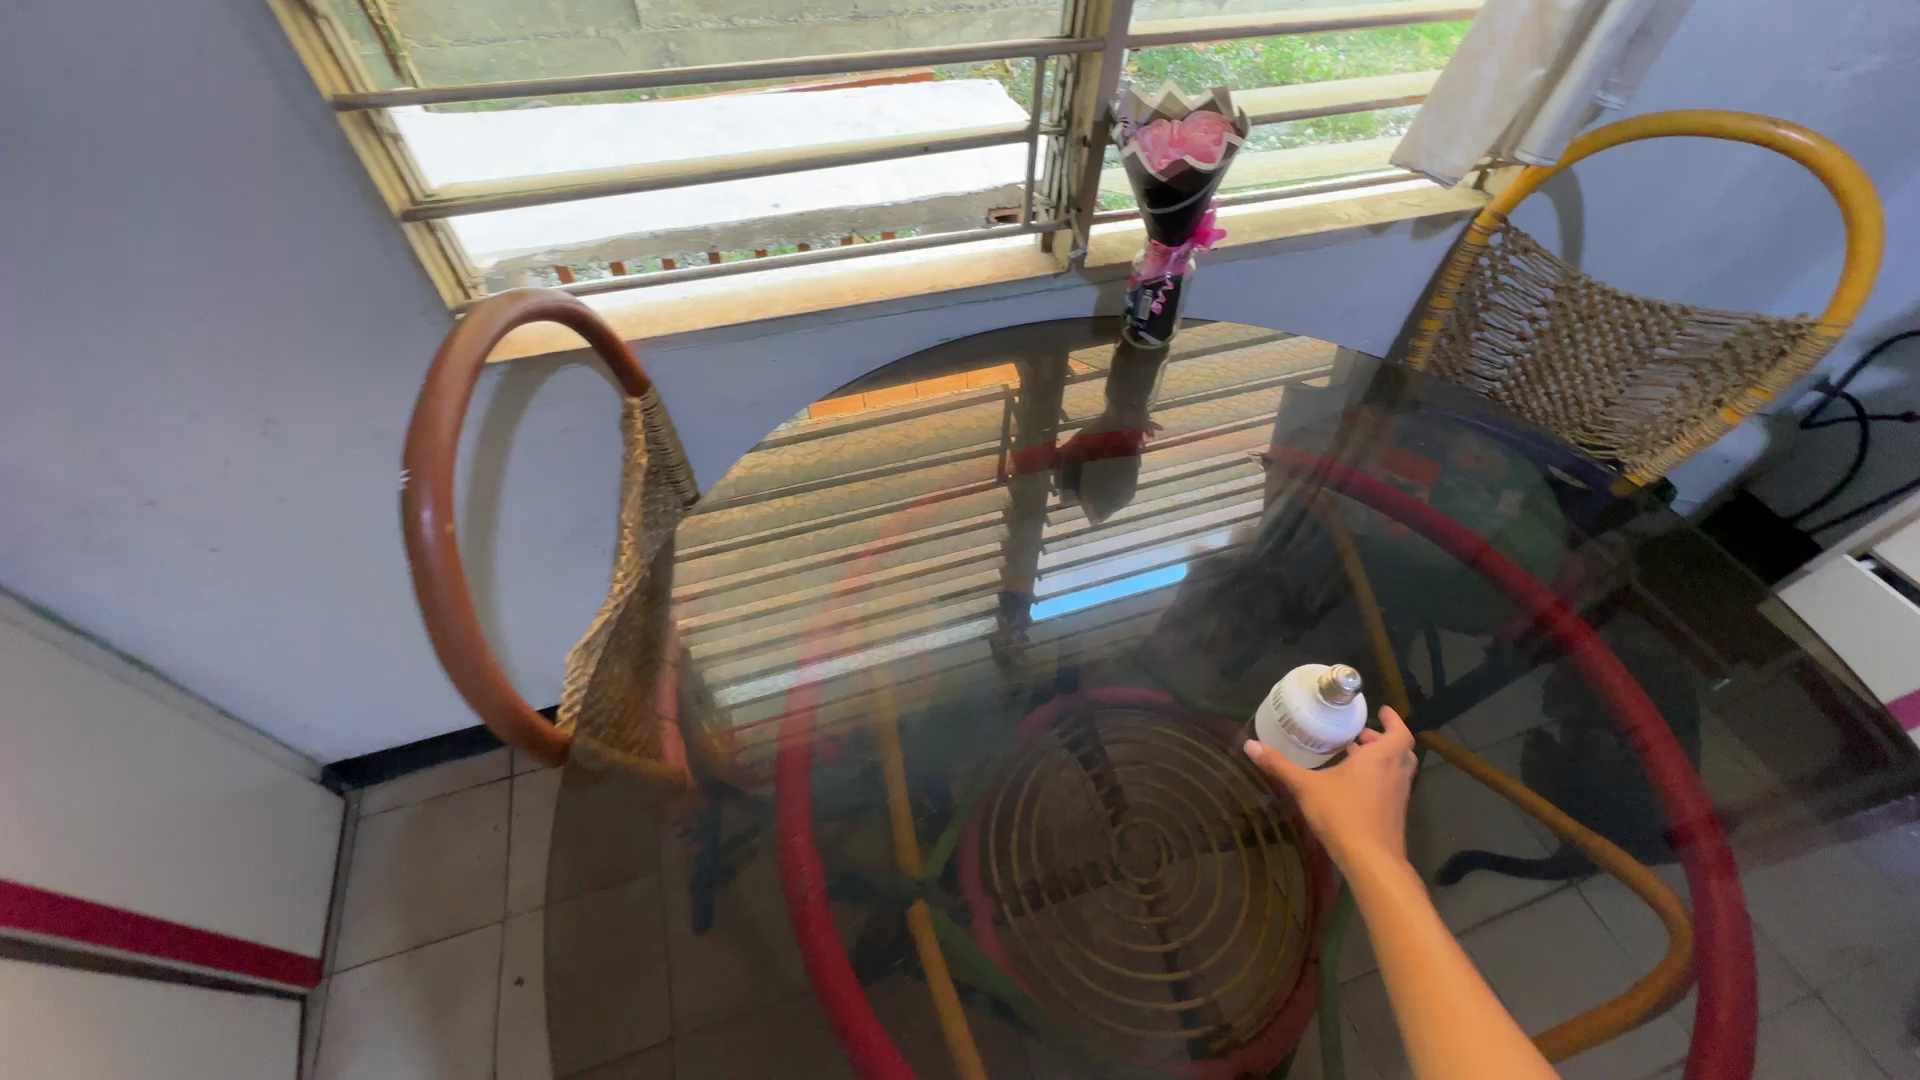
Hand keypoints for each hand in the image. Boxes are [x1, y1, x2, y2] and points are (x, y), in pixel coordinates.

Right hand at [1242, 705, 1416, 869]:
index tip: (1381, 710)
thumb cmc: (1343, 814)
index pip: (1399, 732)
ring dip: (1381, 759)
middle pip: (1400, 749)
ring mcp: (1398, 796)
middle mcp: (1395, 774)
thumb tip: (1249, 744)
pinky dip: (1379, 777)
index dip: (1394, 719)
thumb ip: (1279, 765)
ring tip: (1354, 756)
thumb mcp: (1306, 786)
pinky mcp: (1395, 814)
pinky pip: (1391, 786)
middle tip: (1360, 735)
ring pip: (1398, 769)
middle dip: (1382, 739)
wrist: (1371, 861)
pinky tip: (1354, 785)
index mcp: (1380, 759)